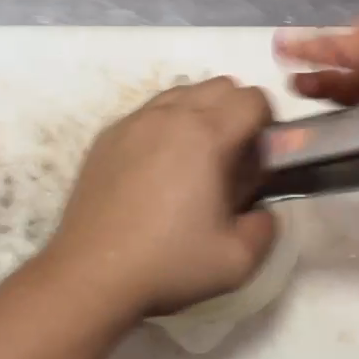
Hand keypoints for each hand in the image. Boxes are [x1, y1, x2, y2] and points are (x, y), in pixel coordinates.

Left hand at [41, 78, 277, 317]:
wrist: (91, 273)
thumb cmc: (169, 263)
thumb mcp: (238, 260)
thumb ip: (265, 227)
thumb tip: (261, 211)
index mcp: (206, 135)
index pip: (253, 98)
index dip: (267, 125)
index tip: (260, 159)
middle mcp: (169, 115)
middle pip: (220, 85)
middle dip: (237, 113)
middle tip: (232, 160)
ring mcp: (133, 121)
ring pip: (182, 93)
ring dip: (200, 114)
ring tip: (194, 163)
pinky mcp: (107, 135)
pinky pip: (148, 112)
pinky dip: (164, 127)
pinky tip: (155, 172)